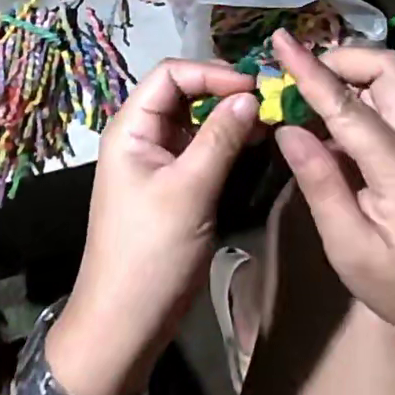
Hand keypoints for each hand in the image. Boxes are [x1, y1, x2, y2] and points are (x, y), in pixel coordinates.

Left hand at [46, 60, 259, 394]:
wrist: (125, 322)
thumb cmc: (150, 252)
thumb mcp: (189, 190)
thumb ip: (220, 139)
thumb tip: (250, 95)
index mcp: (131, 126)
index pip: (170, 74)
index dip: (211, 72)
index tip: (253, 86)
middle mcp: (142, 134)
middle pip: (184, 92)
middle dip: (223, 89)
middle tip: (267, 98)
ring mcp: (158, 158)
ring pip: (196, 119)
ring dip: (229, 114)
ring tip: (269, 117)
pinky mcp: (174, 182)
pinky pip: (201, 146)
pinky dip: (227, 139)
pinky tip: (256, 140)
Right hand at [269, 30, 394, 344]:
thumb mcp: (348, 246)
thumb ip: (319, 182)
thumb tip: (285, 128)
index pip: (349, 107)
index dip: (310, 71)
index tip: (279, 41)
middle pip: (387, 67)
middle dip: (340, 58)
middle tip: (299, 73)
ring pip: (389, 75)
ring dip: (347, 71)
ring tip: (304, 89)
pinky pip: (387, 95)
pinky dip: (354, 89)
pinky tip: (324, 113)